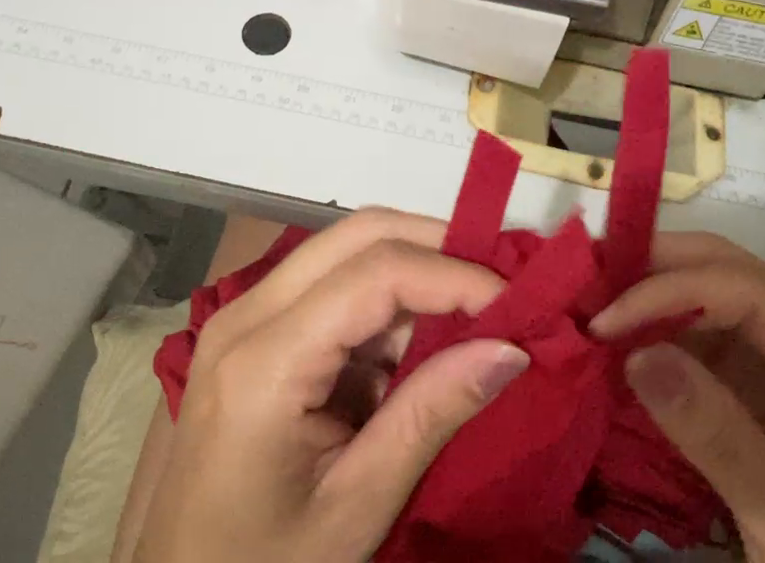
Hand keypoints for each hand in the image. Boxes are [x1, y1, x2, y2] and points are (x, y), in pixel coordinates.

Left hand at [132, 209, 530, 562]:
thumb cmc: (264, 561)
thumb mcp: (357, 504)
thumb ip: (430, 415)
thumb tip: (511, 348)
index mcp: (264, 360)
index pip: (375, 273)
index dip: (455, 275)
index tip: (519, 303)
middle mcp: (247, 312)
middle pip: (358, 234)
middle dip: (439, 246)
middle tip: (505, 285)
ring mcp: (246, 314)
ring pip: (347, 249)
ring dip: (418, 268)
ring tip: (480, 310)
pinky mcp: (257, 327)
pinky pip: (335, 284)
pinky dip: (390, 300)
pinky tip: (427, 338)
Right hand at [590, 233, 764, 562]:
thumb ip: (719, 439)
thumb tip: (637, 354)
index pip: (757, 295)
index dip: (674, 289)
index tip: (604, 319)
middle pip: (741, 278)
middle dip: (662, 268)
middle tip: (587, 275)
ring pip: (721, 302)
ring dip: (655, 296)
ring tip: (592, 302)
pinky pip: (713, 345)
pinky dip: (663, 336)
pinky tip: (623, 341)